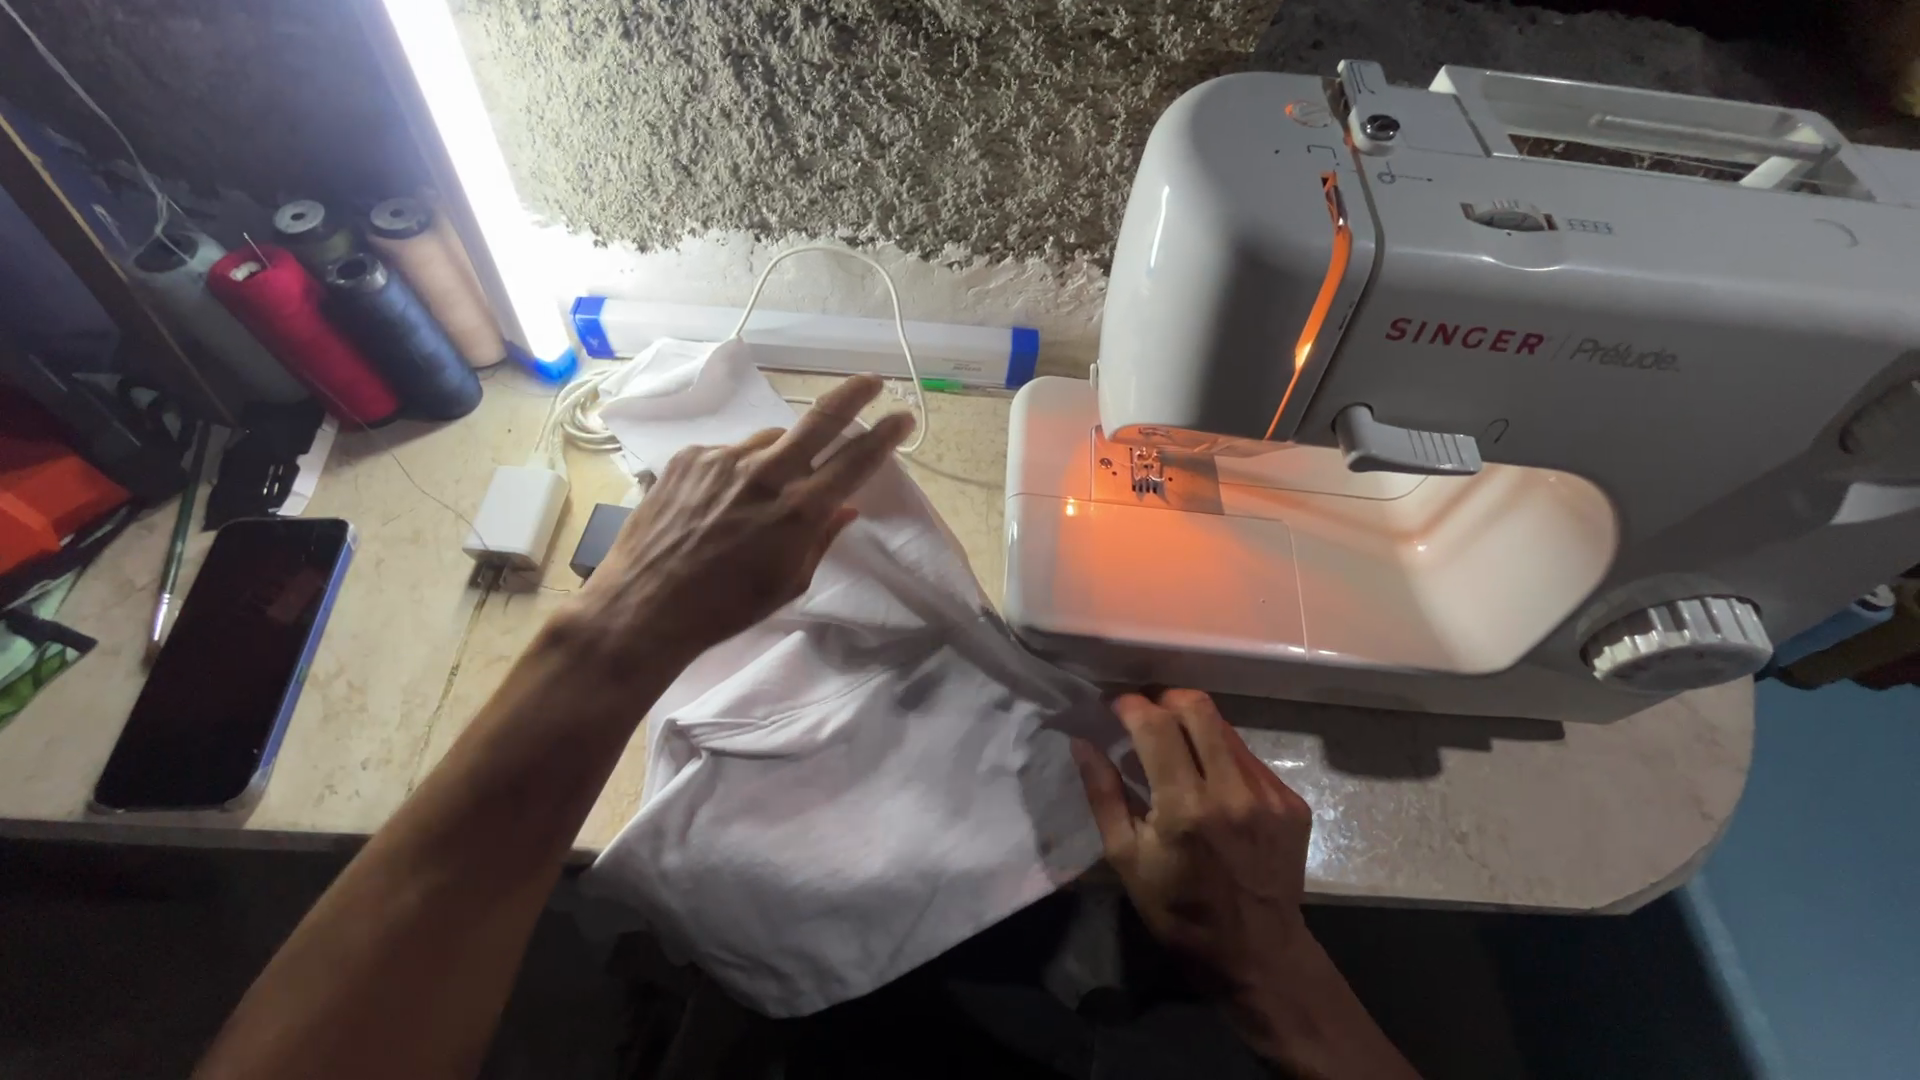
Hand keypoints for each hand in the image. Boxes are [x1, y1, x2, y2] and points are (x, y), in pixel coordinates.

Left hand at [560, 374, 912, 673]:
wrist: (644, 607)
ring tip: (766, 489)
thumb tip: (845, 506)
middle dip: (852, 395)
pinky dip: (738, 470)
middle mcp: (764, 474)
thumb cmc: (727, 608)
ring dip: (782, 454)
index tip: (902, 417)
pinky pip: (729, 453)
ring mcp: (723, 459)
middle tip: (871, 380)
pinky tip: (722, 500)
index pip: (855, 461)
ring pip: (770, 440)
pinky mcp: (689, 457)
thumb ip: (822, 538)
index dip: (884, 436)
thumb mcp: (790, 582)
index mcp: (798, 513)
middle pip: (819, 419)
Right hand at [1072, 689, 1314, 1000]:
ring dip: (1194, 726)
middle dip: (1164, 700)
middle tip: (1146, 715)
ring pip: (1225, 727)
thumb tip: (1082, 741)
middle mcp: (1232, 791)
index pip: (1155, 725)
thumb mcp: (1124, 857)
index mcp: (1184, 808)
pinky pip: (1249, 757)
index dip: (1130, 704)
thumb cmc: (1177, 909)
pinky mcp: (1292, 802)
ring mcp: (1269, 795)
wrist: (1257, 953)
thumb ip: (1103, 793)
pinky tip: (1210, 782)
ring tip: (1176, 748)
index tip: (1114, 706)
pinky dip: (1221, 755)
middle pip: (1198, 708)